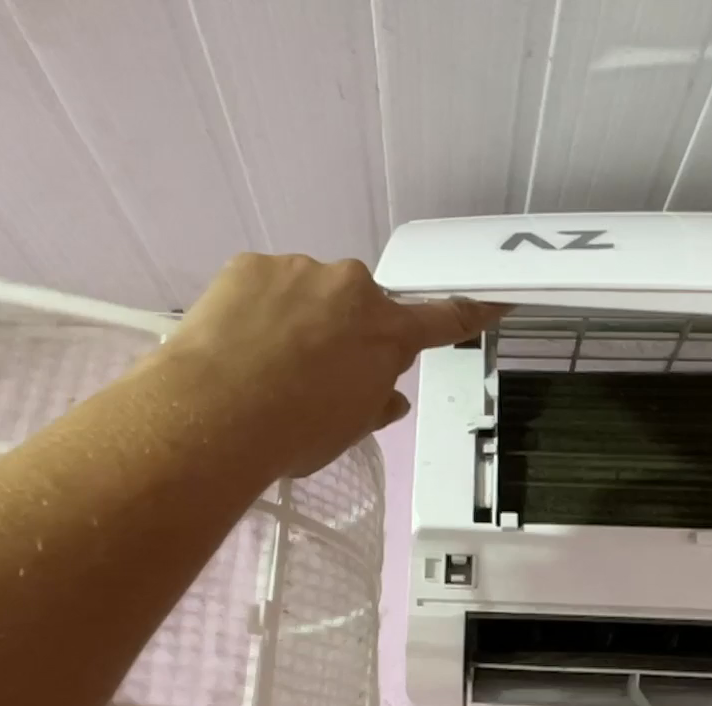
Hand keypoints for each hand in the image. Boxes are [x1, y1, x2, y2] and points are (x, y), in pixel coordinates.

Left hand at [155, 253, 505, 476]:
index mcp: (386, 334)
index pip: (441, 320)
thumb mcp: (344, 432)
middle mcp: (352, 289)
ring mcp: (301, 270)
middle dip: (346, 330)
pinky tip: (234, 341)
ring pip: (309, 291)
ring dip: (297, 317)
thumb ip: (372, 406)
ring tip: (260, 361)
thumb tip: (390, 397)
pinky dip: (256, 308)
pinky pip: (264, 284)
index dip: (470, 314)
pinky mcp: (252, 264)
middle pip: (360, 306)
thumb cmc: (293, 434)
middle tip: (311, 370)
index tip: (497, 299)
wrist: (214, 415)